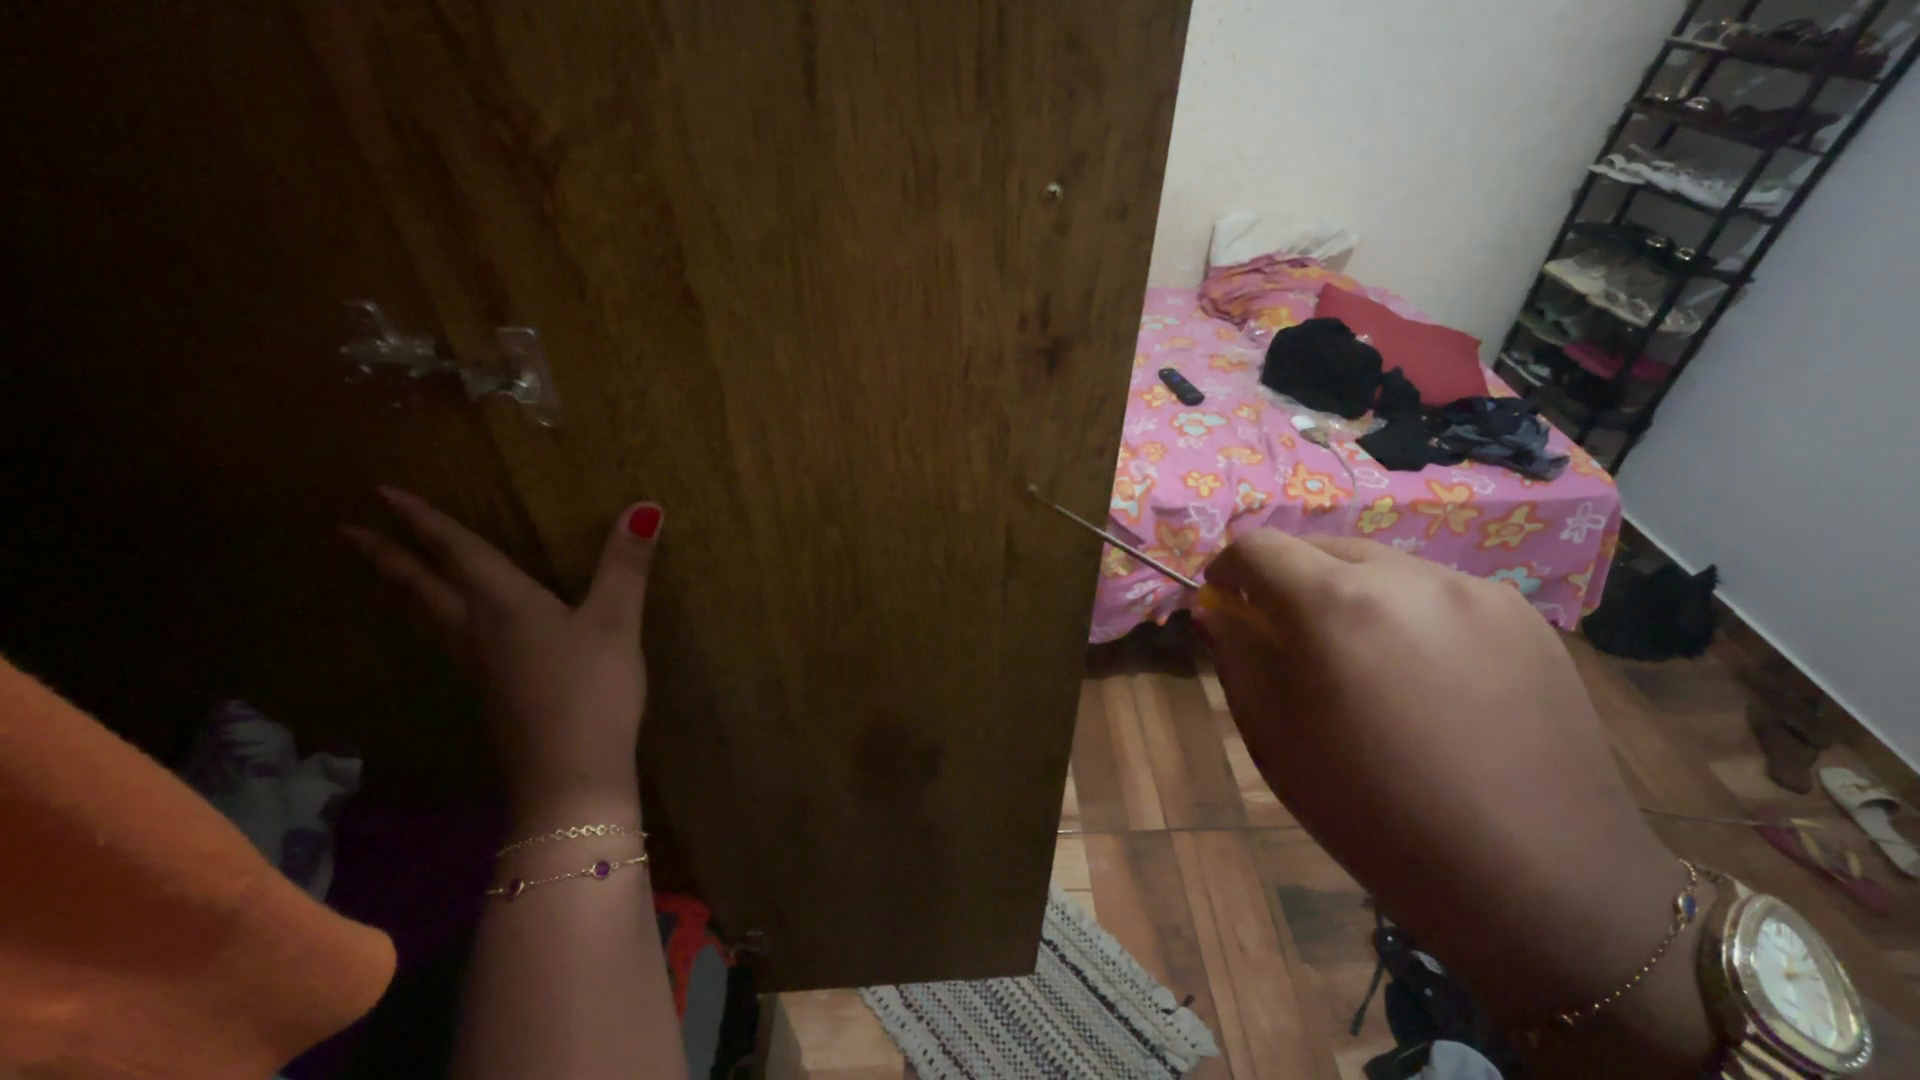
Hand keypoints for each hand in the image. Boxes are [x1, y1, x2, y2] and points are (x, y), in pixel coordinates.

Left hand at [342, 488, 662, 812]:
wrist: (569, 774)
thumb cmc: (591, 689)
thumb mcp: (616, 621)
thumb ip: (626, 565)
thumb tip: (644, 505)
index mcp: (504, 604)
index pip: (457, 552)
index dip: (423, 520)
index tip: (380, 493)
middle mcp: (478, 631)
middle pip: (423, 587)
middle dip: (388, 556)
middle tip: (347, 532)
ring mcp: (478, 669)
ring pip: (427, 619)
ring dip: (401, 591)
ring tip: (383, 577)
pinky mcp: (489, 697)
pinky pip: (446, 645)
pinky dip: (431, 624)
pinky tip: (447, 635)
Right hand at [1198, 531, 1688, 1031]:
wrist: (1535, 876)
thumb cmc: (1375, 816)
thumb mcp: (1276, 740)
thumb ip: (1238, 657)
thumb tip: (1219, 609)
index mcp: (1335, 604)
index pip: (1258, 546)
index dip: (1229, 569)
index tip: (1228, 603)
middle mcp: (1407, 575)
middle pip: (1323, 546)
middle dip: (1291, 579)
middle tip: (1291, 640)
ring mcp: (1475, 590)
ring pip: (1385, 567)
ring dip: (1353, 595)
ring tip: (1367, 666)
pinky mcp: (1525, 617)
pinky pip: (1442, 595)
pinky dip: (1412, 616)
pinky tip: (1430, 682)